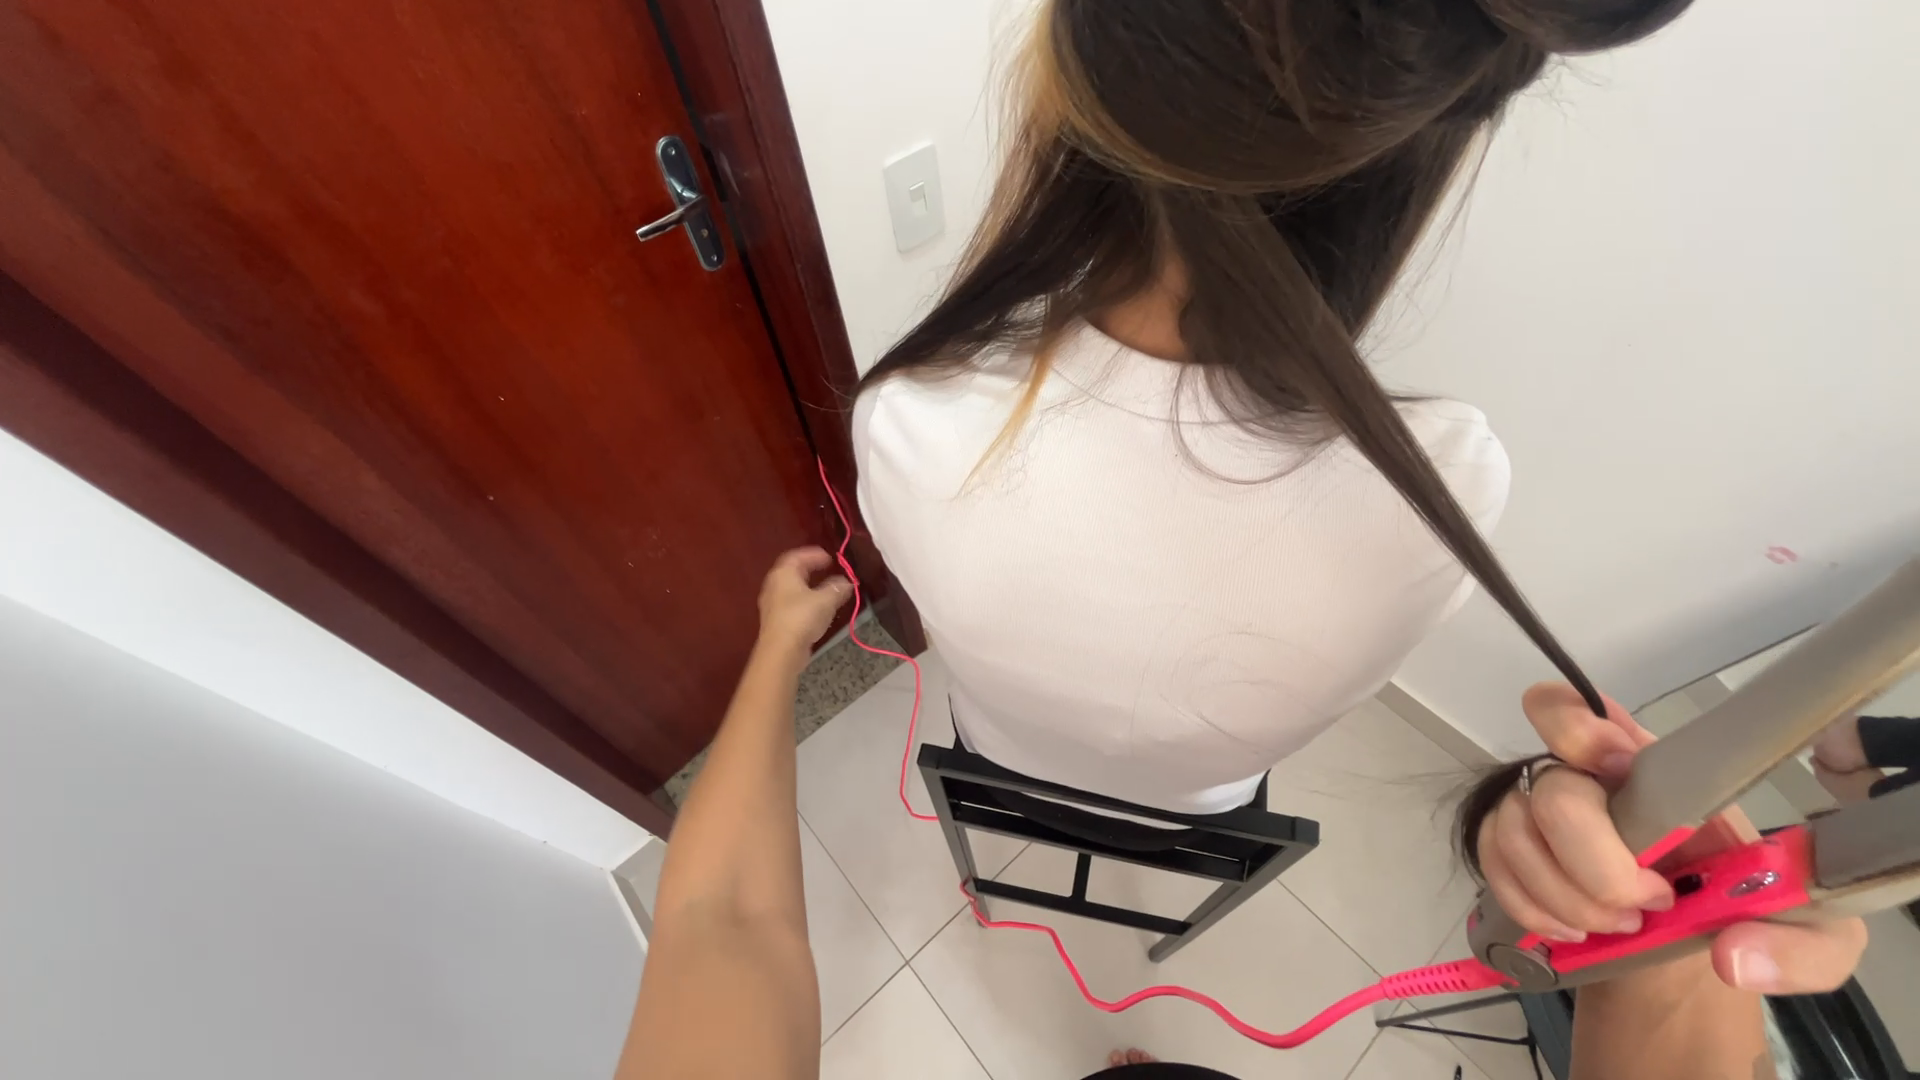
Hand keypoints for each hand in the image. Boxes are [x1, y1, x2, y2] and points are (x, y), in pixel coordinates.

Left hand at [755, 547, 851, 661]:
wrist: (781, 651)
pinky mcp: (776, 621)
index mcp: (783, 574)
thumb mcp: (826, 600)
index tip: (829, 557)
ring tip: (825, 589)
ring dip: (809, 586)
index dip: (814, 554)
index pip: (797, 556)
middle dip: (811, 569)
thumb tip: (847, 582)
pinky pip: (792, 604)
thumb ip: (837, 588)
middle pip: (792, 572)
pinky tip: (817, 609)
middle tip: (827, 569)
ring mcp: (773, 604)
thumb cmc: (802, 617)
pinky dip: (805, 601)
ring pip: (792, 589)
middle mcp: (774, 586)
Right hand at [1479, 682, 1867, 994]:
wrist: (1680, 937)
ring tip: (1616, 927)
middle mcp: (1574, 777)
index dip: (1577, 730)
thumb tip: (1732, 955)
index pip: (1573, 709)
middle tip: (1643, 903)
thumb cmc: (1736, 906)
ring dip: (1564, 897)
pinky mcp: (1502, 845)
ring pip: (1514, 834)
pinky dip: (1530, 906)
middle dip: (1593, 864)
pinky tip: (1570, 929)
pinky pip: (1494, 866)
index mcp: (1641, 766)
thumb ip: (1801, 945)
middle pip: (1553, 792)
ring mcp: (1529, 810)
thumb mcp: (1808, 927)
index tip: (1614, 770)